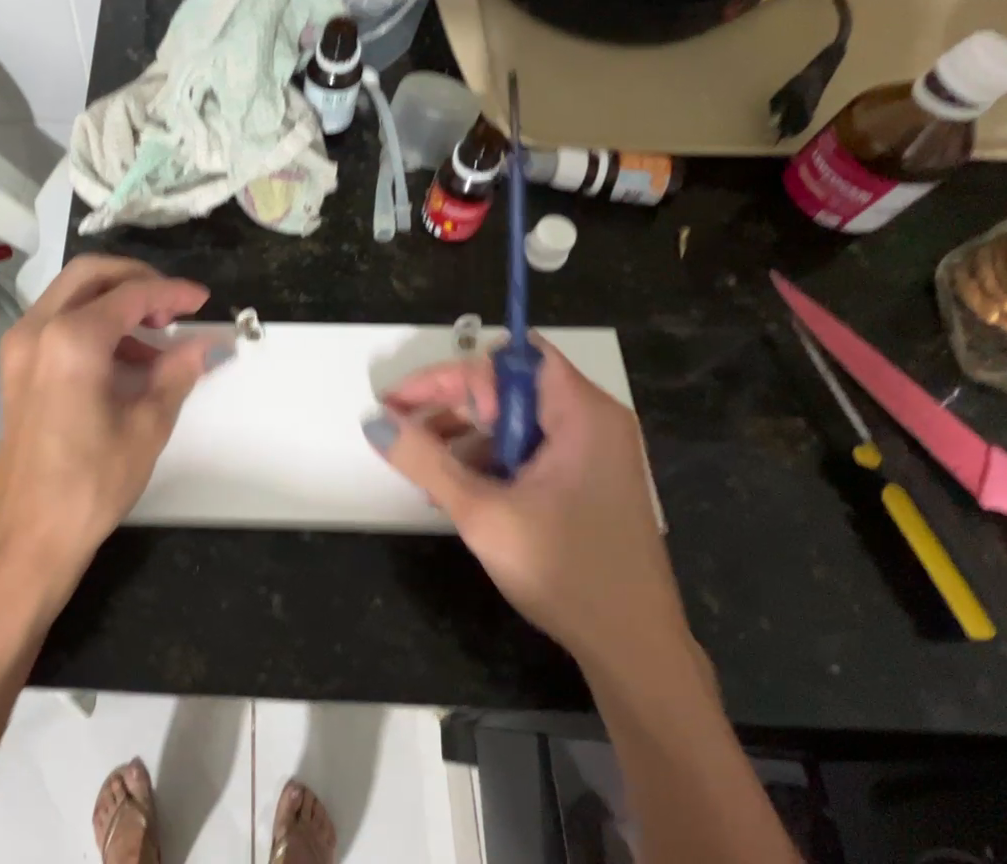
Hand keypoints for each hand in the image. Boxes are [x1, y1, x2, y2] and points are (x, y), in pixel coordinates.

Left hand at [0, 255, 231, 578]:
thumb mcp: (146, 426)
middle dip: (137, 281)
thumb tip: (204, 346)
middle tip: (173, 307)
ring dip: (114, 304)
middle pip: (91, 275)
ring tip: (155, 340)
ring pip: (70, 296)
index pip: (130, 295)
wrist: (31, 533)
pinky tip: (124, 359)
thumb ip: (176, 373)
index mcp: (71, 341)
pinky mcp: (15, 368)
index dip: (171, 293)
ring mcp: (19, 348)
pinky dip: (92, 325)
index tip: (200, 301)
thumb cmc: (91, 484)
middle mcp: (36, 331)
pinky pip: (56, 324)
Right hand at [364, 335, 686, 669]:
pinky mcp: (588, 481)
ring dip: (466, 437)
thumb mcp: (481, 513)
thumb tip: (374, 421)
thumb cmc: (563, 571)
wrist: (632, 645)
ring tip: (425, 472)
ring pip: (516, 421)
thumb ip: (424, 461)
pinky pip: (531, 450)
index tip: (403, 404)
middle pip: (510, 386)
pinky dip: (492, 462)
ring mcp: (594, 452)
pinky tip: (460, 492)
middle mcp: (593, 421)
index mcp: (581, 414)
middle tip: (403, 433)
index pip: (508, 360)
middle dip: (452, 406)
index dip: (452, 375)